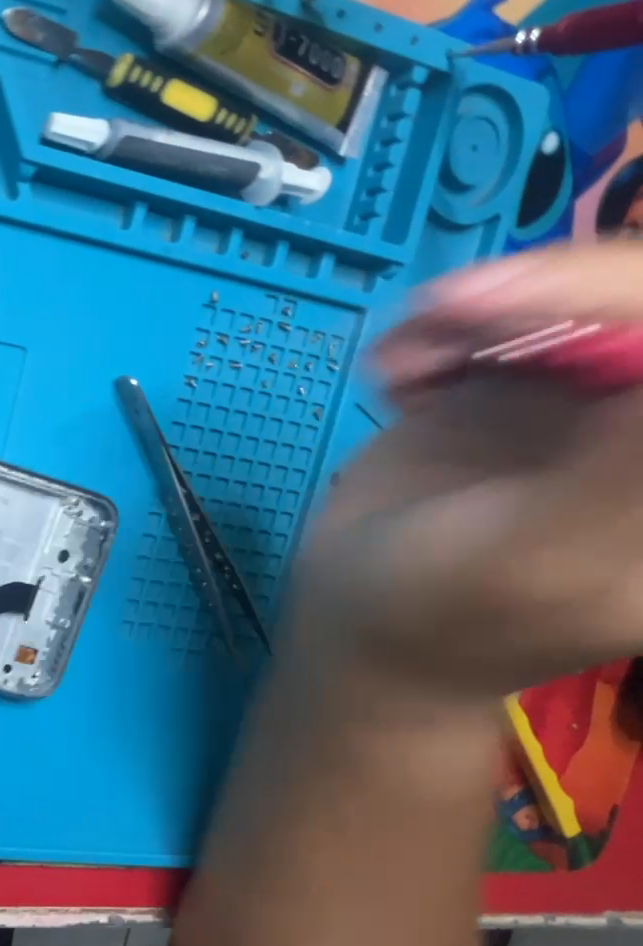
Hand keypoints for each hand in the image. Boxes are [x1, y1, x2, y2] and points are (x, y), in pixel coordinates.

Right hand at [290, 243, 642, 700]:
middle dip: (551, 291)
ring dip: (471, 316)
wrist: (358, 627)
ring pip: (562, 304)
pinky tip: (391, 372)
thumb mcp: (534, 555)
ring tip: (398, 358)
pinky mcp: (504, 393)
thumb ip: (612, 475)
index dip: (624, 302)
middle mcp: (634, 423)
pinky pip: (486, 327)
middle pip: (633, 306)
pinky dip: (428, 336)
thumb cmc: (441, 613)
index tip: (518, 307)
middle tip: (447, 309)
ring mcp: (579, 402)